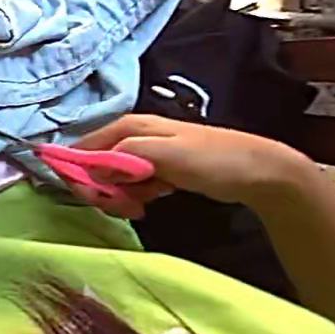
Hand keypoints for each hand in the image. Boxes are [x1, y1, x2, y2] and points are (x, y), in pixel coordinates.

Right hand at [74, 114, 319, 211]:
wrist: (256, 171)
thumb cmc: (211, 159)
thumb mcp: (165, 153)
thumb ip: (124, 156)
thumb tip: (92, 168)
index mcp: (127, 126)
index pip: (83, 148)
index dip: (78, 173)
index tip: (92, 197)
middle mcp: (129, 137)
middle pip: (93, 166)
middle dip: (100, 190)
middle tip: (122, 206)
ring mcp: (141, 154)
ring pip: (110, 179)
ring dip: (118, 197)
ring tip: (140, 206)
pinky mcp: (152, 170)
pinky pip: (128, 185)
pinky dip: (132, 197)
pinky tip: (149, 202)